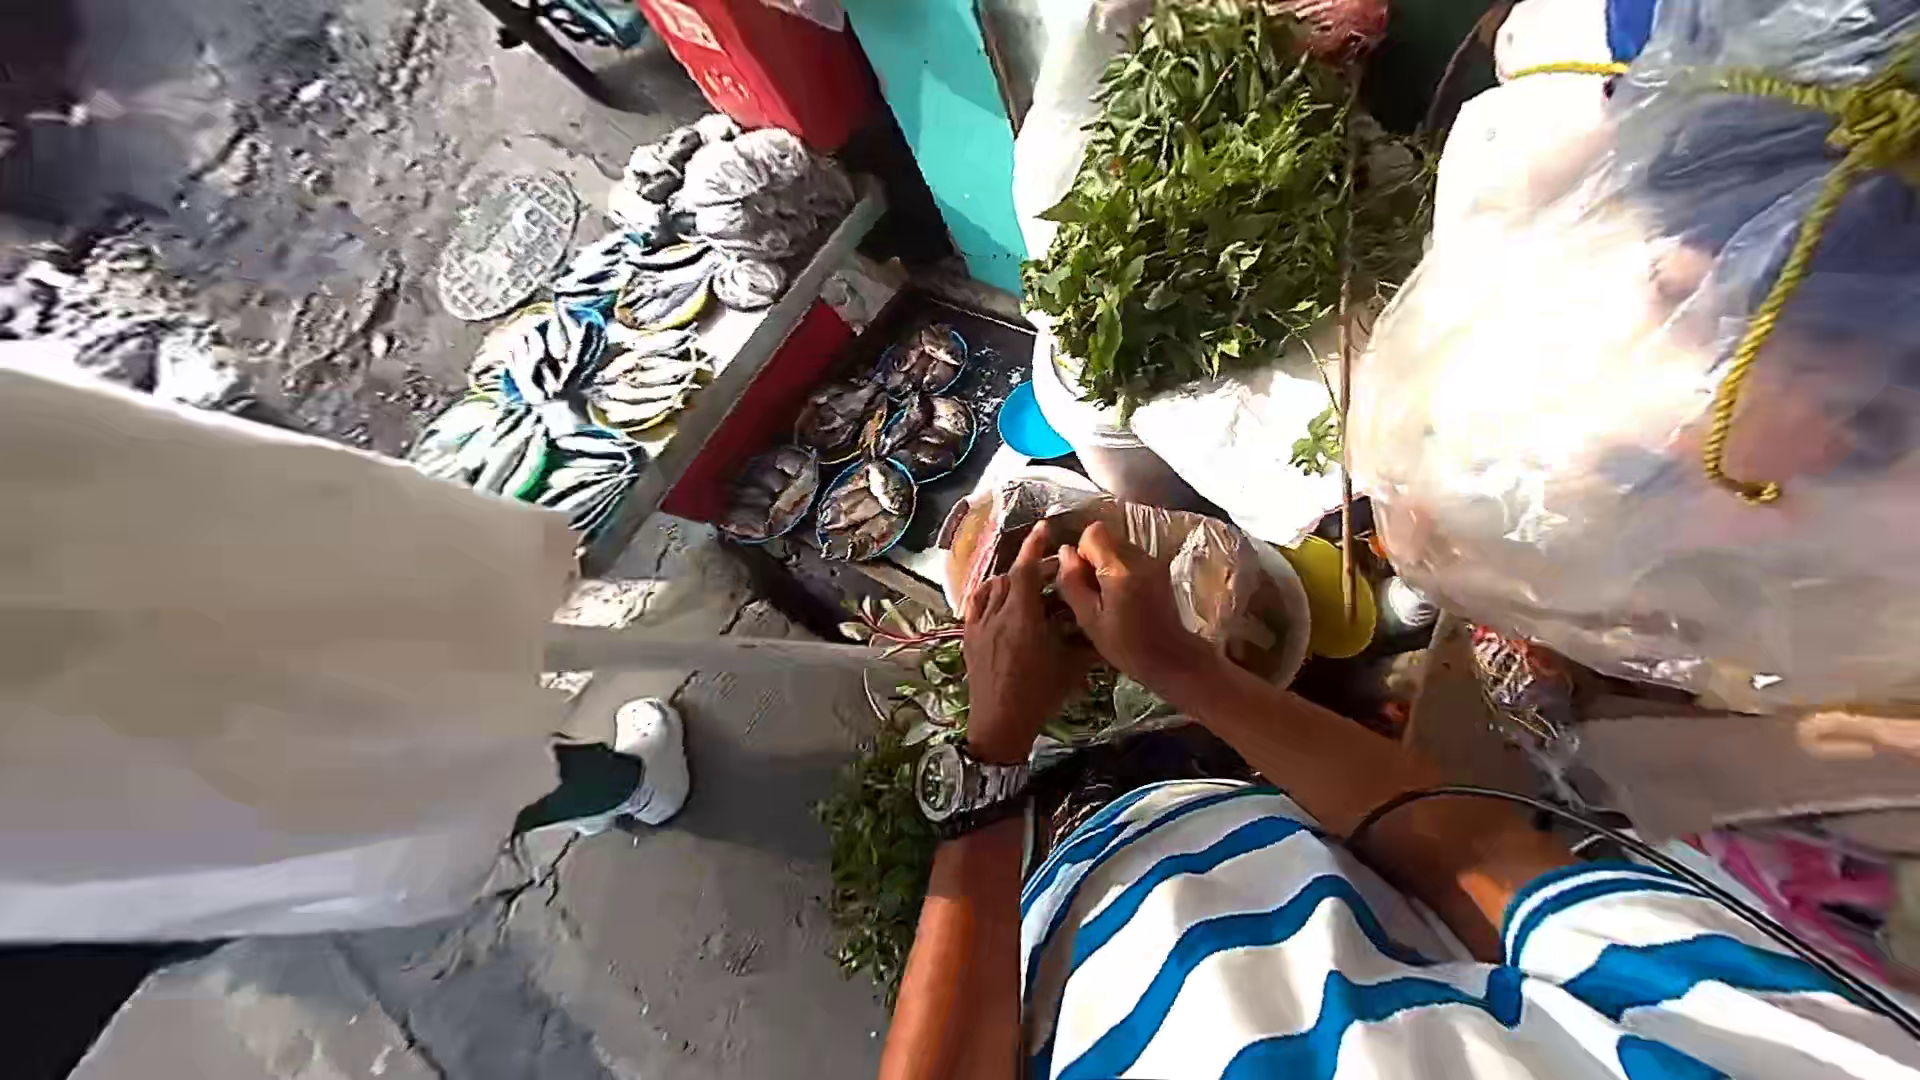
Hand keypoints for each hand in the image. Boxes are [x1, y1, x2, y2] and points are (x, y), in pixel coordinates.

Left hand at [962, 521, 1088, 763]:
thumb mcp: (1071, 668)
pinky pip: (976, 605)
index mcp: (1022, 616)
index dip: (1034, 545)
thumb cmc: (1039, 695)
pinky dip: (988, 595)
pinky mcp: (968, 637)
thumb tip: (1107, 625)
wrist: (1000, 723)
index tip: (1043, 527)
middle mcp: (997, 614)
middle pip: (1011, 577)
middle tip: (1049, 570)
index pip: (1025, 569)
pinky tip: (997, 598)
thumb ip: (1087, 642)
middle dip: (1030, 568)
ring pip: (992, 589)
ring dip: (1010, 580)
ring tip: (1026, 585)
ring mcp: (979, 625)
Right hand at [1055, 520, 1221, 698]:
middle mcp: (1140, 558)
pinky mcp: (1159, 568)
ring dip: (1106, 562)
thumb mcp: (1088, 618)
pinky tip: (1122, 595)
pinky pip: (1130, 555)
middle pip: (1107, 535)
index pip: (1094, 532)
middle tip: (1093, 589)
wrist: (1171, 658)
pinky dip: (1120, 568)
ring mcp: (1153, 561)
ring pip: (1118, 544)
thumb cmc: (1126, 645)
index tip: (1083, 577)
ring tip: (1107, 594)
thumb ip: (1072, 582)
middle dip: (1093, 556)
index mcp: (1120, 569)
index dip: (1082, 551)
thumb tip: (1064, 552)